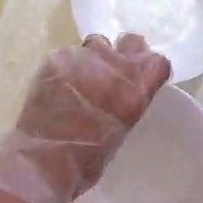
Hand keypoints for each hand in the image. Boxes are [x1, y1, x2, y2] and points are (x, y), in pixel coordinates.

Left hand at [0, 33, 171, 202]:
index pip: (157, 62)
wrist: (44, 162)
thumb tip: (123, 91)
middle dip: (125, 52)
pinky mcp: (56, 59)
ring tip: (83, 77)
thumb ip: (128, 102)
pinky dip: (68, 66)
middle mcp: (114, 70)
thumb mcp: (122, 131)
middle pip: (131, 41)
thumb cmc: (87, 160)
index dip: (150, 67)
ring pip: (97, 43)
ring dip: (95, 57)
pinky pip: (69, 54)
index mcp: (134, 93)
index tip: (144, 75)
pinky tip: (59, 86)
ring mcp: (84, 60)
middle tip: (113, 70)